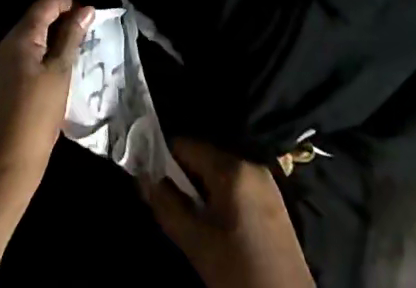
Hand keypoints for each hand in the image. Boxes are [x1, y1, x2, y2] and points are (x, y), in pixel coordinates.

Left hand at [0, 0, 93, 182]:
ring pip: (38, 34)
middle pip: (41, 15)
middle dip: (66, 19)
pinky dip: (50, 52)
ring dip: (60, 37)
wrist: (9, 159)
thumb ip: (72, 36)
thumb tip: (86, 9)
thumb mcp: (60, 71)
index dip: (71, 4)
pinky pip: (33, 51)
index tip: (91, 20)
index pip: (48, 2)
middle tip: (90, 37)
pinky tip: (65, 67)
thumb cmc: (38, 112)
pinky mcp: (10, 76)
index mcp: (21, 35)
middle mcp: (10, 41)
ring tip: (81, 51)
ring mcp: (8, 59)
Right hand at [143, 138, 314, 287]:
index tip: (146, 176)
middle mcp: (250, 163)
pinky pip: (235, 185)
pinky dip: (218, 196)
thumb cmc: (238, 271)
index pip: (186, 144)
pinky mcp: (271, 199)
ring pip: (218, 173)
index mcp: (232, 168)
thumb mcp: (196, 243)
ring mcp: (264, 181)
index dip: (162, 158)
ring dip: (199, 188)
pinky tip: (211, 222)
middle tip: (164, 201)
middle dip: (181, 176)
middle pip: (203, 157)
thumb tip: (143, 179)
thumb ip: (166, 206)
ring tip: (186, 215)